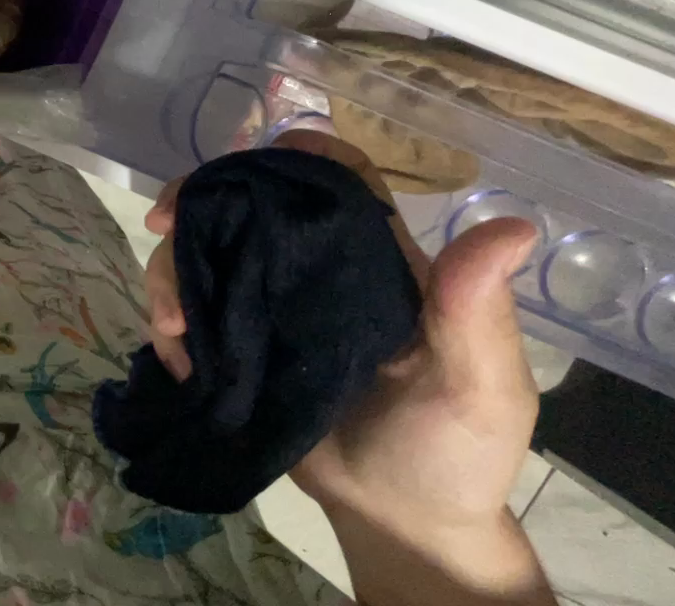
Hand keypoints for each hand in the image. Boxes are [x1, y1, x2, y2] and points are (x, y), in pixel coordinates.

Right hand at [143, 131, 544, 594]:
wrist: (396, 519)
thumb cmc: (452, 452)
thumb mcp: (479, 388)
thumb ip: (477, 314)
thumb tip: (514, 225)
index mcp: (371, 259)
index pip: (331, 179)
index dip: (287, 155)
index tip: (239, 164)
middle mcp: (308, 268)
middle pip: (240, 206)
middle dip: (191, 206)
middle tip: (160, 226)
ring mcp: (263, 303)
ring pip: (199, 254)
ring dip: (169, 273)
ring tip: (171, 323)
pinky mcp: (231, 340)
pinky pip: (185, 308)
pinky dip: (167, 319)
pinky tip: (173, 351)